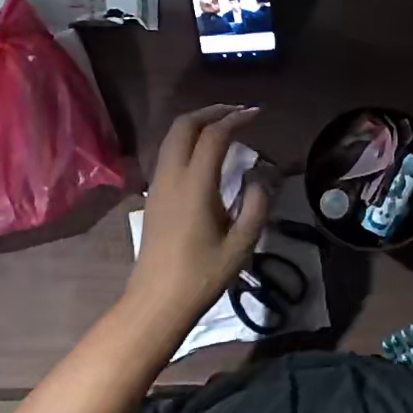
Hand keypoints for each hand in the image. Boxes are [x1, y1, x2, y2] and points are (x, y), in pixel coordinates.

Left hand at [126, 104, 271, 326]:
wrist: (156, 301)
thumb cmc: (202, 275)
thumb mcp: (241, 244)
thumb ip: (255, 204)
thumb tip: (260, 176)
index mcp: (194, 184)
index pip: (214, 135)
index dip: (236, 119)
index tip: (257, 114)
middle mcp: (171, 175)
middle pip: (185, 125)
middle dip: (212, 111)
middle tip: (238, 112)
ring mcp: (157, 184)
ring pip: (172, 136)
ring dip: (197, 123)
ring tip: (223, 125)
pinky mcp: (152, 195)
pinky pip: (167, 152)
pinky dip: (187, 139)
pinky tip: (204, 152)